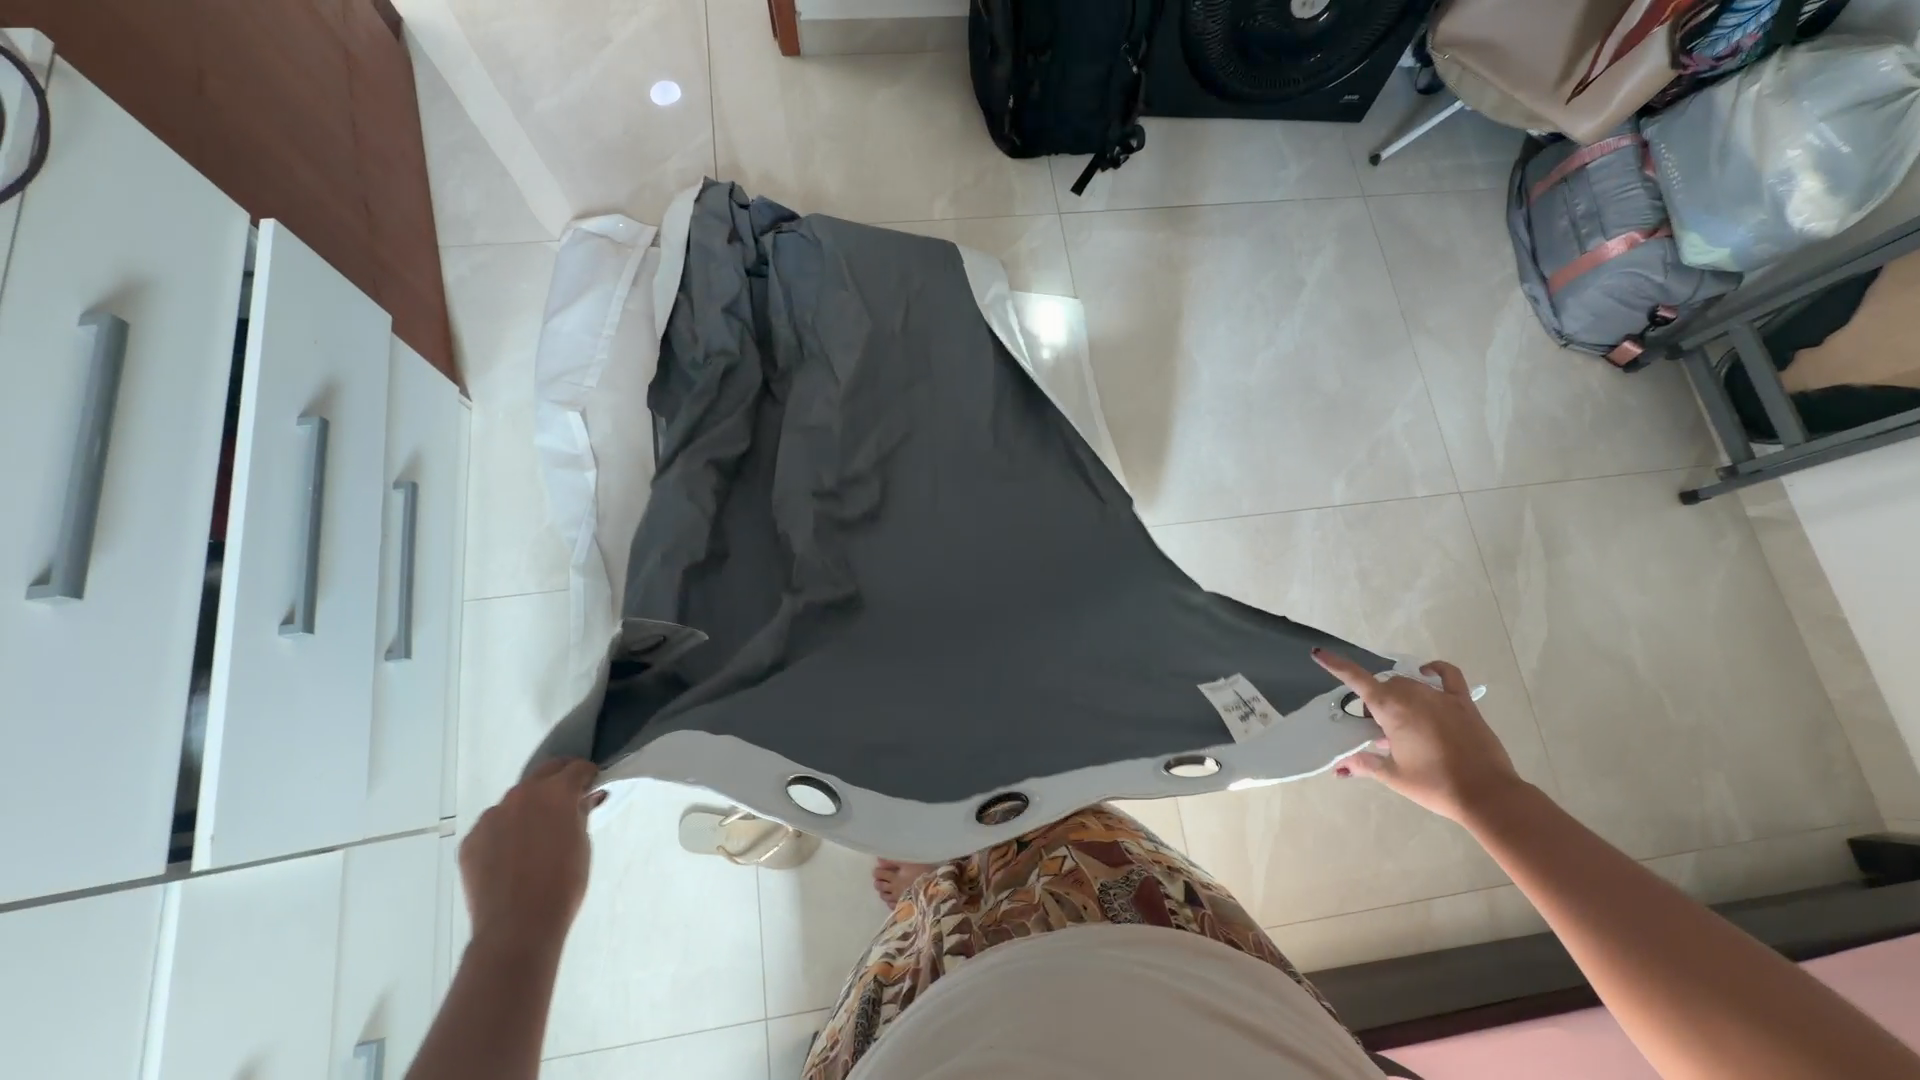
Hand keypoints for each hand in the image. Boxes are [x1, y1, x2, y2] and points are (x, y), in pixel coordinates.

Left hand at [461, 758, 602, 950]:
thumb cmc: (563, 884)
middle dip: (559, 780)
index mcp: (555, 793)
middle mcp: (521, 795)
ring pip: (515, 801)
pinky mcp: (471, 840)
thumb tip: (583, 800)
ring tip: (536, 834)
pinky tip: (512, 857)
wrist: (517, 925)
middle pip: (544, 773)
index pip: (577, 768)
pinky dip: (505, 832)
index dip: (588, 776)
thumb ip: (581, 814)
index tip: (592, 787)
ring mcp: (491, 817)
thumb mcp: (583, 844)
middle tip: (568, 800)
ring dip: (529, 807)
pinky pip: (493, 826)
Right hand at [1312, 648, 1525, 823]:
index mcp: (1392, 709)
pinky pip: (1448, 675)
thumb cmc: (1435, 785)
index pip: (1357, 680)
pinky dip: (1435, 669)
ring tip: (1402, 725)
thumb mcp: (1394, 776)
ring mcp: (1441, 696)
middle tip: (1377, 731)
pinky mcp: (1464, 703)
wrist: (1487, 794)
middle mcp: (1413, 695)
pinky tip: (1427, 672)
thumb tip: (1339, 767)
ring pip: (1408, 684)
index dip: (1336, 665)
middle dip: (1374, 703)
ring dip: (1398, 697)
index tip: (1318, 653)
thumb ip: (1365, 764)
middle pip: (1384, 687)